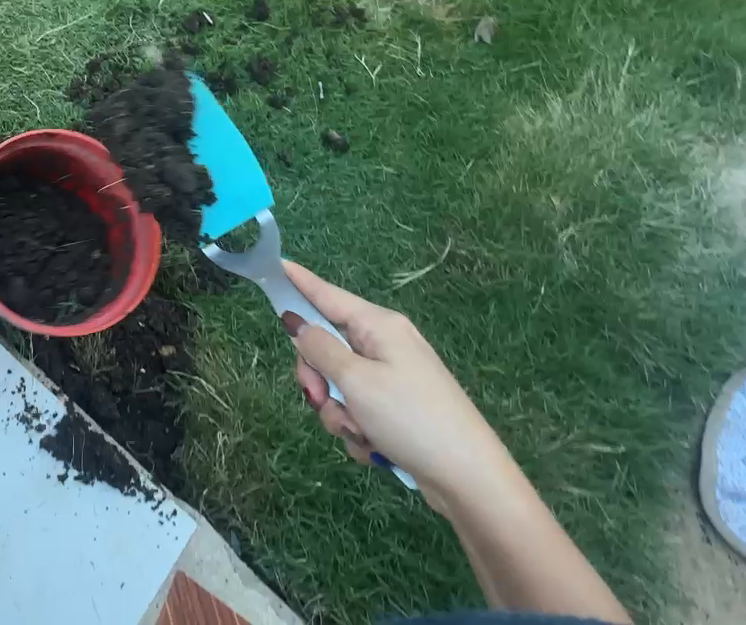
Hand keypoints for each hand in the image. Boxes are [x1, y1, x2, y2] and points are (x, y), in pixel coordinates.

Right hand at [282, 259, 516, 507]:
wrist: (470, 481)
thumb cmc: (411, 419)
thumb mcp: (355, 381)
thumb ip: (319, 348)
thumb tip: (296, 322)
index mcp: (378, 326)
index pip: (327, 294)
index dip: (299, 281)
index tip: (275, 265)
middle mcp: (384, 345)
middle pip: (325, 346)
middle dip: (317, 377)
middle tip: (318, 398)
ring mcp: (392, 377)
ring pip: (337, 383)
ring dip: (337, 410)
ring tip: (358, 433)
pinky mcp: (396, 407)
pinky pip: (356, 408)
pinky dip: (357, 427)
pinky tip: (374, 446)